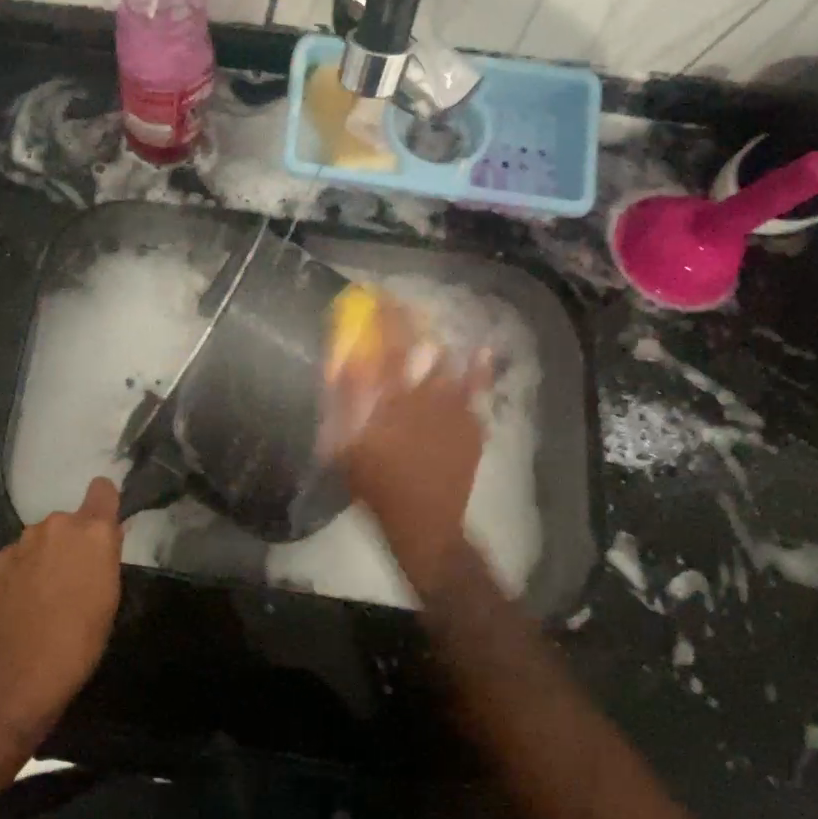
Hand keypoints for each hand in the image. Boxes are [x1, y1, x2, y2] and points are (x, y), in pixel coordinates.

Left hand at [0, 478, 121, 741]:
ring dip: (47, 555)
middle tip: (77, 576)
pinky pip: (21, 556)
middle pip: (70, 521)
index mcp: (92, 530)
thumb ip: (105, 556)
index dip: (104, 503)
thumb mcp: (110, 596)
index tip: (105, 525)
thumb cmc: (81, 638)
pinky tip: (25, 601)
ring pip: (43, 538)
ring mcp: (24, 541)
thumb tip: (102, 538)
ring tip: (48, 594)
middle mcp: (57, 524)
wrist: (21, 669)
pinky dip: (25, 570)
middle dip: (73, 540)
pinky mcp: (0, 560)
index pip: (102, 489)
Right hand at [319, 292, 493, 590]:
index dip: (381, 316)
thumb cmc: (376, 487)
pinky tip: (479, 350)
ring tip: (425, 327)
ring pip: (443, 363)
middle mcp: (423, 394)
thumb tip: (338, 361)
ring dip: (432, 342)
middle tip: (398, 306)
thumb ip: (342, 402)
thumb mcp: (346, 447)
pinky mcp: (471, 424)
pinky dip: (477, 369)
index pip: (383, 345)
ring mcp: (452, 409)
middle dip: (405, 322)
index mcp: (389, 398)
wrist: (426, 524)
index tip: (375, 294)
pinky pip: (476, 389)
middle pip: (414, 347)